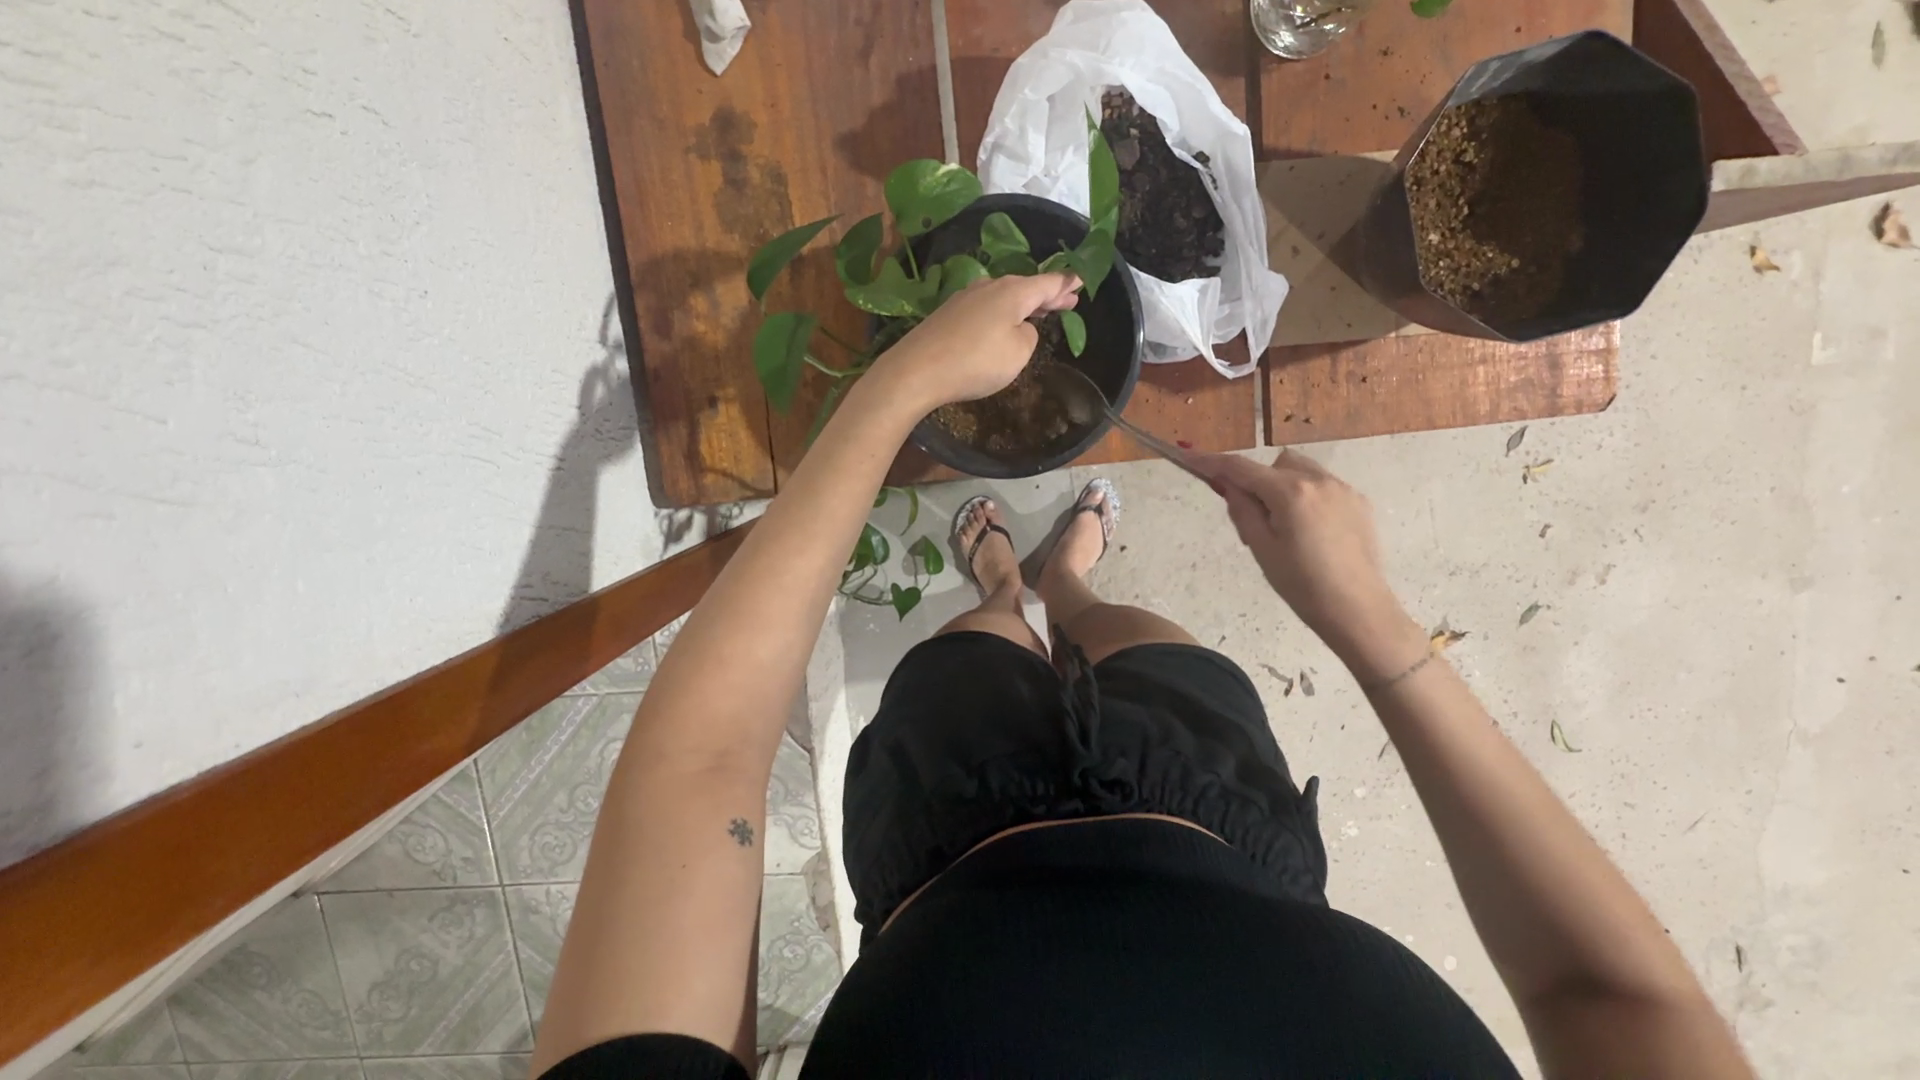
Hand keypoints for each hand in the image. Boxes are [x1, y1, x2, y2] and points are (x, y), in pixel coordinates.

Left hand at [869, 273, 1080, 412]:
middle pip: (1026, 287)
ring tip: (1040, 311)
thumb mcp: (1018, 353)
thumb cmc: (976, 361)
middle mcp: (990, 287)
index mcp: (1014, 292)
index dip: (1066, 283)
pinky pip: (987, 307)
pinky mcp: (950, 314)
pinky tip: (1004, 322)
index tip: (1081, 279)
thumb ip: (1028, 336)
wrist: (917, 370)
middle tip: (1068, 300)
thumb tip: (1020, 327)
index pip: (1048, 283)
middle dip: (1048, 294)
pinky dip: (1003, 312)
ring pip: (1005, 296)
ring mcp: (967, 298)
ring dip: (1024, 304)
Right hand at [1190, 450, 1425, 681]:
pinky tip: (1313, 534)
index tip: (1190, 458)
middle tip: (1256, 521)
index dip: (1212, 462)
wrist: (1358, 610)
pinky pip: (1324, 486)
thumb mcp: (1261, 549)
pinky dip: (1308, 498)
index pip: (1241, 468)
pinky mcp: (1359, 503)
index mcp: (1290, 493)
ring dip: (1284, 486)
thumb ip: (1242, 510)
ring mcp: (1343, 489)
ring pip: (1301, 471)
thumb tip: (1230, 485)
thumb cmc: (1302, 585)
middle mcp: (1319, 481)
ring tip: (1287, 527)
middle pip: (1275, 464)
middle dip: (1259, 482)